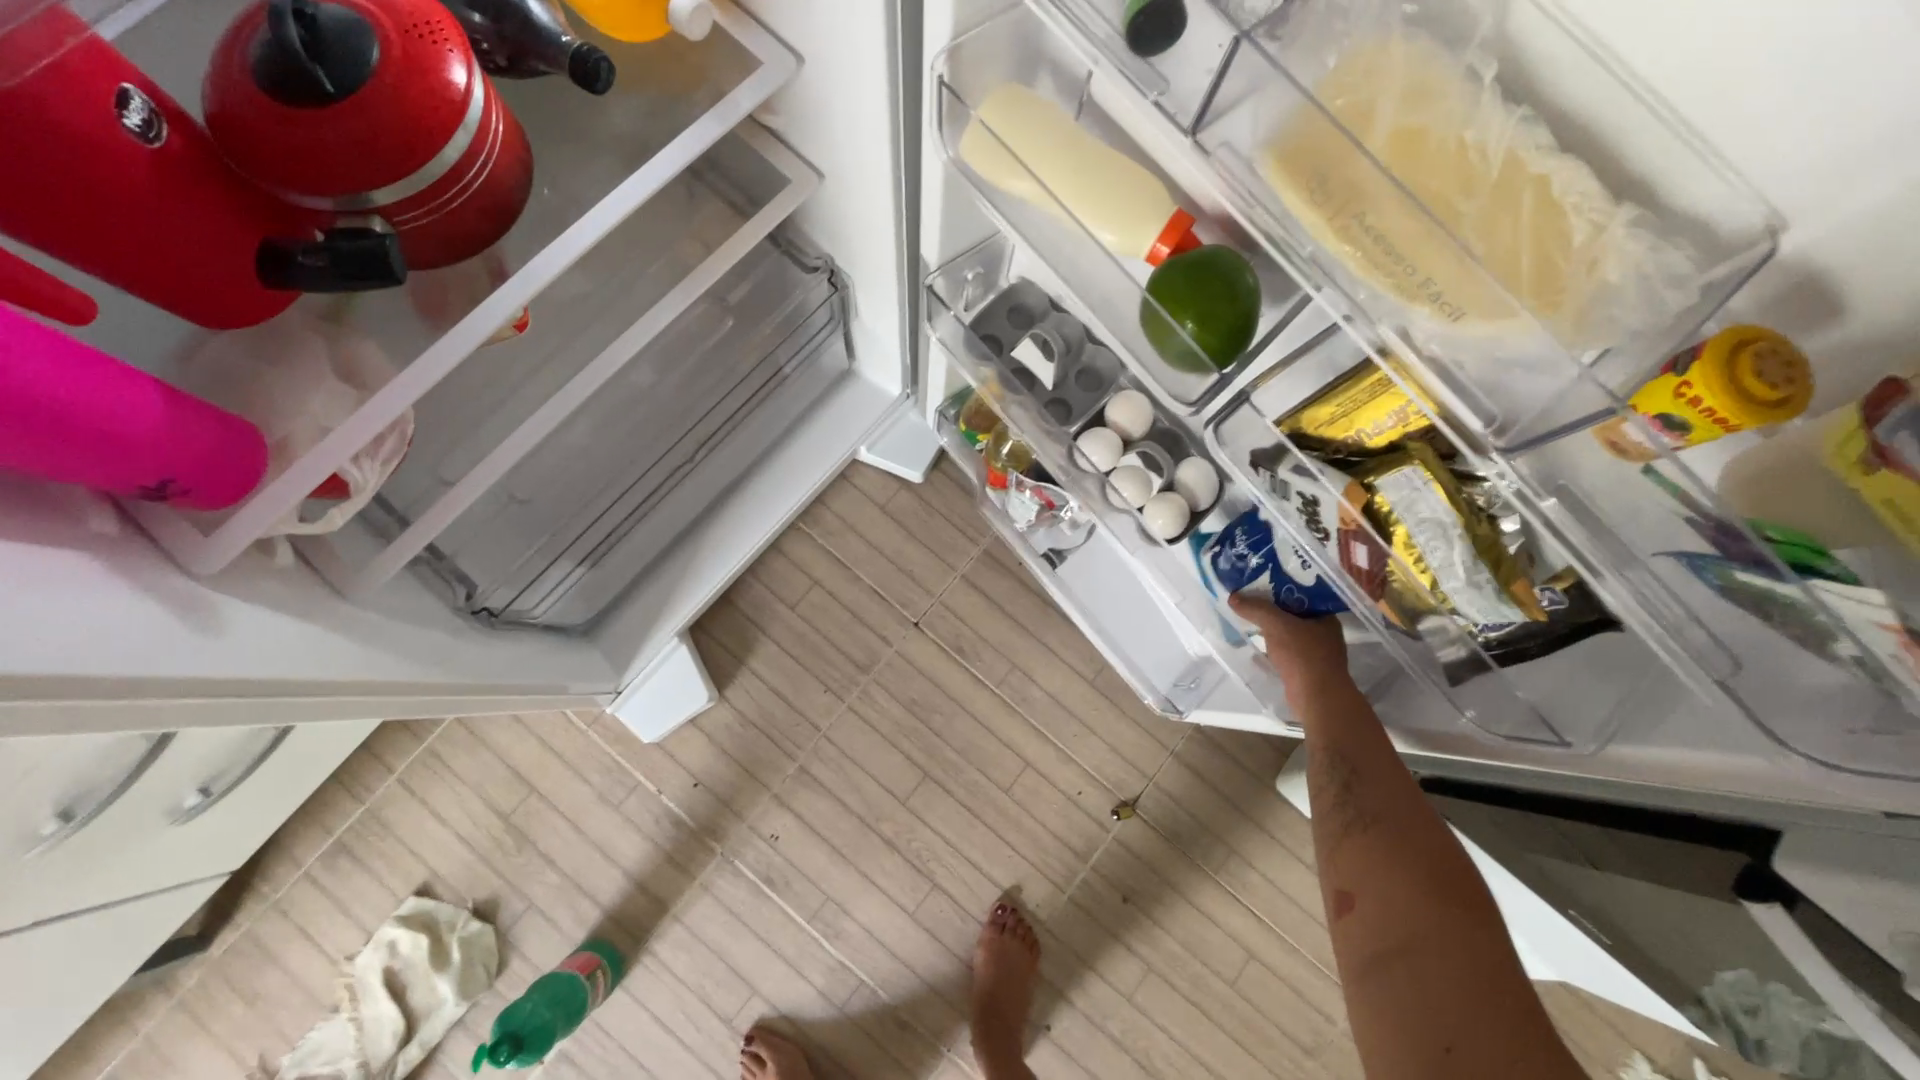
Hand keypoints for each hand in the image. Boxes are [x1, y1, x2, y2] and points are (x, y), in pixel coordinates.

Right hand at [1228, 592, 1351, 698]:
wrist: (1316, 698)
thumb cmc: (1303, 655)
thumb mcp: (1277, 625)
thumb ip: (1256, 609)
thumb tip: (1233, 597)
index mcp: (1325, 617)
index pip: (1302, 595)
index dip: (1280, 588)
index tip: (1260, 584)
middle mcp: (1324, 633)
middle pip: (1294, 614)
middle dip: (1272, 609)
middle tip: (1249, 600)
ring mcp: (1316, 653)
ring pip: (1289, 634)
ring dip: (1271, 630)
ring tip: (1248, 621)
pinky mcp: (1306, 670)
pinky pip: (1286, 652)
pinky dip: (1272, 648)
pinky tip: (1256, 647)